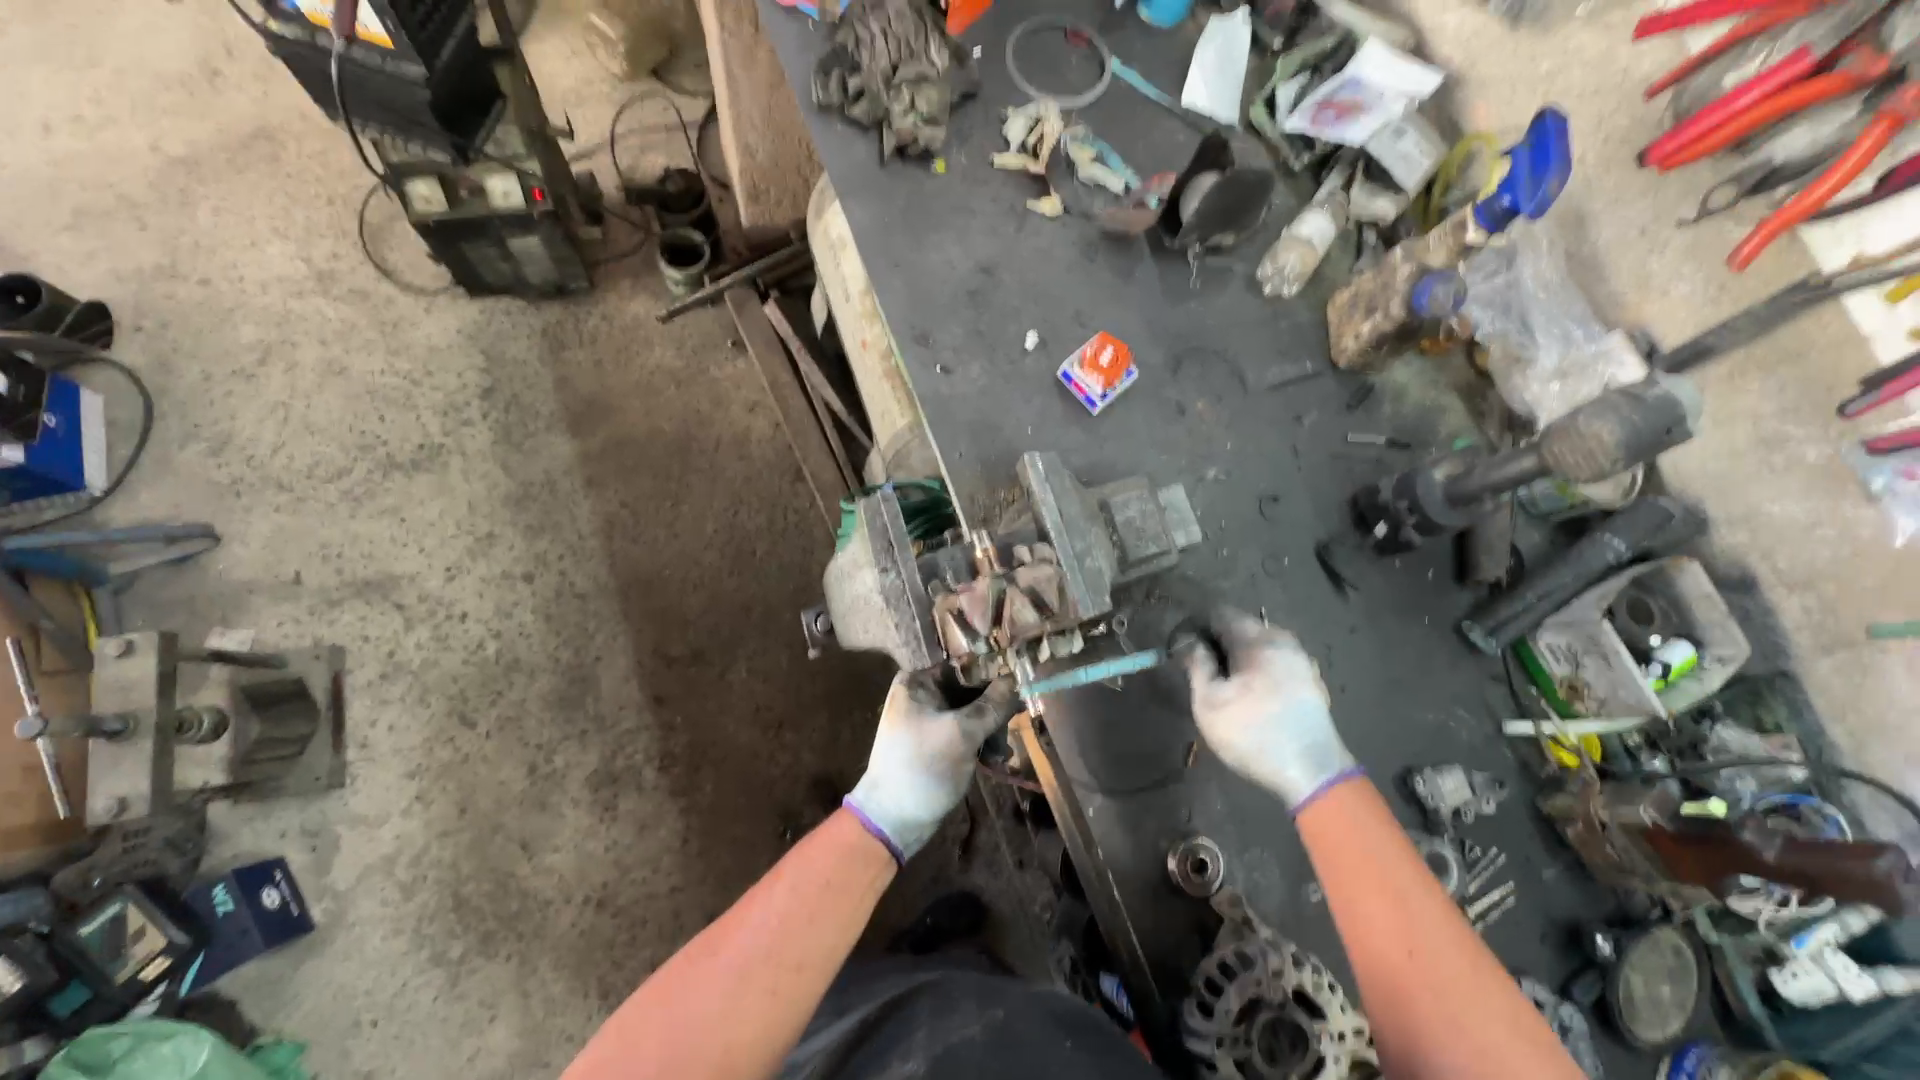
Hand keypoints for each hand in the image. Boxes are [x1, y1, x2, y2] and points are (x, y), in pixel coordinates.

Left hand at [844, 673, 1019, 862]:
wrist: (893, 818)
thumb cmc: (924, 768)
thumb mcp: (961, 734)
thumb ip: (990, 706)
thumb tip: (1014, 680)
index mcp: (918, 682)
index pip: (965, 667)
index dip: (993, 676)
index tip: (1020, 689)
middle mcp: (920, 695)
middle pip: (969, 690)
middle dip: (993, 708)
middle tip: (1016, 723)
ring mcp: (927, 720)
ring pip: (970, 713)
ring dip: (990, 729)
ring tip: (1002, 751)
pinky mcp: (935, 743)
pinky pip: (964, 733)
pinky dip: (980, 743)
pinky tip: (995, 759)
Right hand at [1183, 608, 1359, 811]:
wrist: (1312, 771)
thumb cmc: (1252, 733)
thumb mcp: (1209, 701)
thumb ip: (1197, 664)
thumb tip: (1188, 640)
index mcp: (1257, 640)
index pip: (1219, 613)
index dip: (1195, 626)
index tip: (1182, 650)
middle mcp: (1284, 641)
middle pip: (1242, 627)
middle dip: (1218, 642)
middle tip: (1200, 671)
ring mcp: (1302, 661)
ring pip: (1261, 647)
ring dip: (1239, 658)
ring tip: (1225, 686)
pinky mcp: (1312, 682)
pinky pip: (1277, 663)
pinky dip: (1259, 670)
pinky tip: (1252, 698)